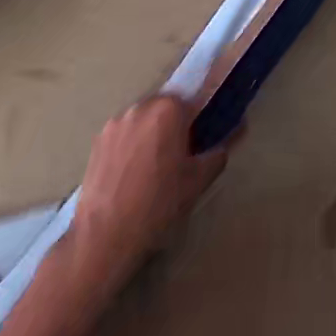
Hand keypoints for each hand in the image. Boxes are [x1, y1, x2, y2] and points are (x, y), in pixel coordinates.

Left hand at [68, 94, 230, 283]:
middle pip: (165, 107)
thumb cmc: (159, 203)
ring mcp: (116, 122)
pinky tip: (131, 172)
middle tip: (177, 155)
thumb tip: (238, 131)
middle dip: (173, 124)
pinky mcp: (97, 139)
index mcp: (169, 110)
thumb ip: (220, 151)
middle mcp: (141, 107)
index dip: (197, 120)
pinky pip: (123, 132)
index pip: (192, 101)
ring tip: (151, 167)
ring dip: (151, 132)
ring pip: (143, 119)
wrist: (106, 235)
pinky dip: (131, 144)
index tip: (198, 141)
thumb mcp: (198, 180)